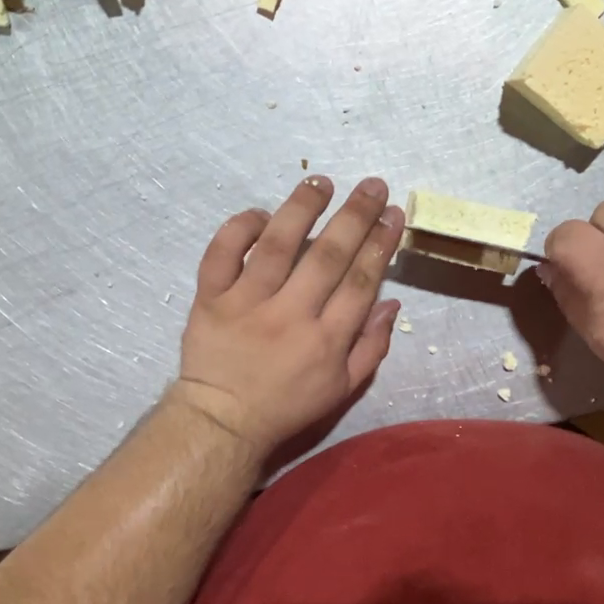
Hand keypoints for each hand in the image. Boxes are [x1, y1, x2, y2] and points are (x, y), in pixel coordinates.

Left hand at [172, 176, 403, 456]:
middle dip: (355, 216)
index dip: (381, 244)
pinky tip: (260, 213)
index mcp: (326, 340)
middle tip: (372, 186)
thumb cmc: (287, 406)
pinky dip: (239, 228)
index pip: (361, 281)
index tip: (392, 215)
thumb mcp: (342, 390)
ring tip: (321, 181)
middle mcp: (290, 315)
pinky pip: (222, 254)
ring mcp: (246, 304)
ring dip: (302, 208)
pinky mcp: (211, 299)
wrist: (223, 422)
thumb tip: (392, 303)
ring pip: (276, 245)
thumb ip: (371, 348)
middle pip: (328, 256)